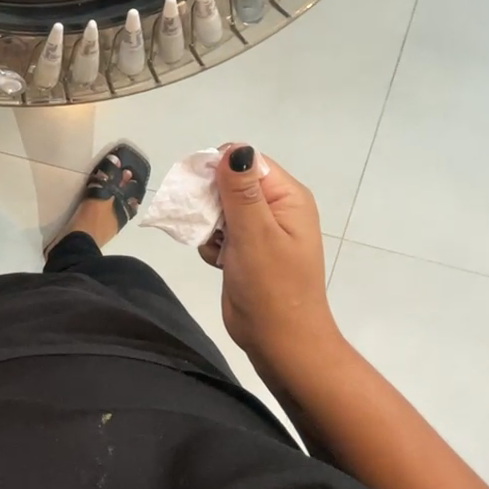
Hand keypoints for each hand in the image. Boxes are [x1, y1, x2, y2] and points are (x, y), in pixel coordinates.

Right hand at [197, 145, 337, 363]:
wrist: (278, 340)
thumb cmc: (271, 286)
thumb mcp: (255, 233)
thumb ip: (241, 190)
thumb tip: (234, 148)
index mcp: (287, 197)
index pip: (248, 162)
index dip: (220, 170)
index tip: (201, 193)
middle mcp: (275, 208)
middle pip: (230, 183)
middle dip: (209, 201)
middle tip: (208, 225)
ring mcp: (260, 230)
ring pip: (218, 208)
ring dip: (207, 225)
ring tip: (215, 246)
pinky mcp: (245, 249)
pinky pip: (217, 232)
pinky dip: (210, 244)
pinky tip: (216, 261)